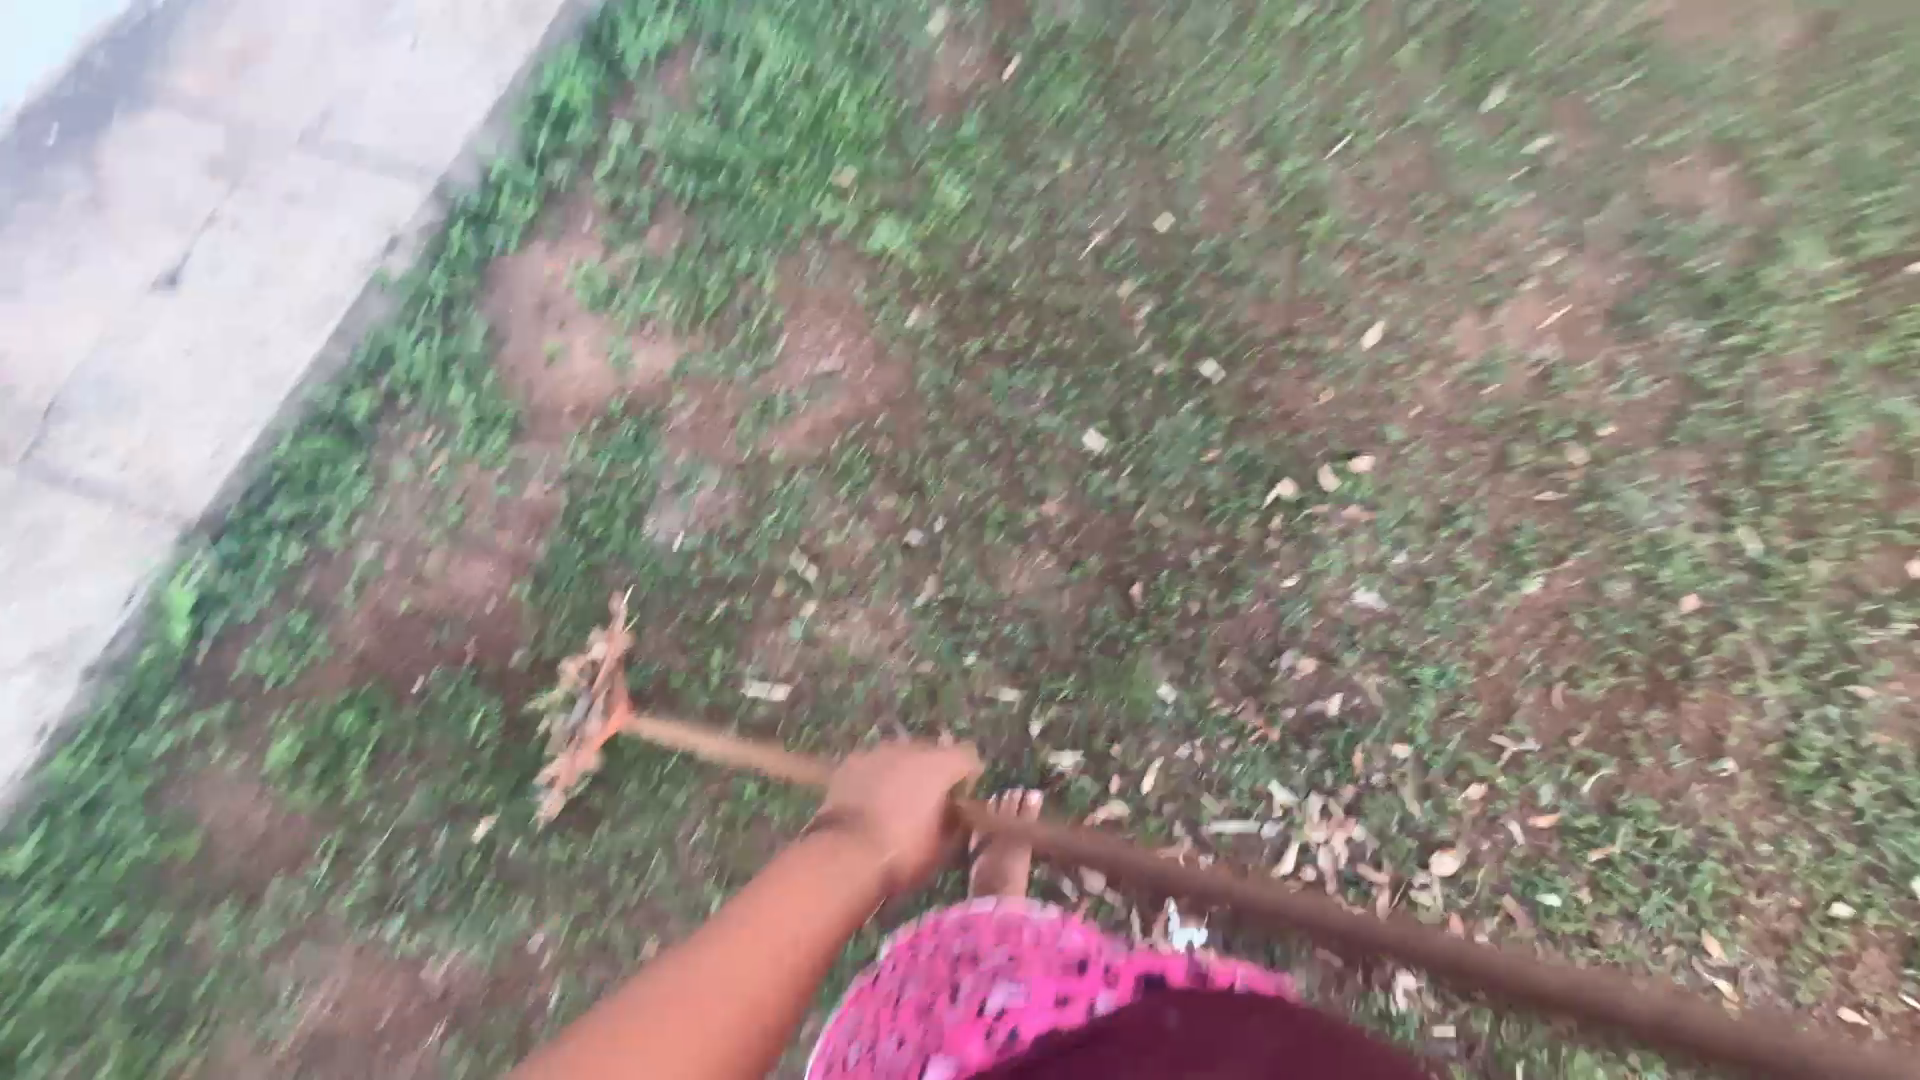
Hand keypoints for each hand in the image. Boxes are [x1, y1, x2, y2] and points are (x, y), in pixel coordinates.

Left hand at [816, 740, 982, 895]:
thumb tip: (958, 814)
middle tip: (928, 802)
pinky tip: (869, 800)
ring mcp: (877, 751)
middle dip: (933, 773)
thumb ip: (957, 823)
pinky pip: (872, 764)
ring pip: (899, 756)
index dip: (969, 776)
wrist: (845, 854)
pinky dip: (875, 777)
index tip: (963, 799)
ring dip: (903, 772)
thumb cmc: (903, 854)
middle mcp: (910, 748)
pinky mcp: (850, 762)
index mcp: (940, 765)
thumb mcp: (943, 848)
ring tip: (895, 801)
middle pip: (932, 752)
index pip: (968, 756)